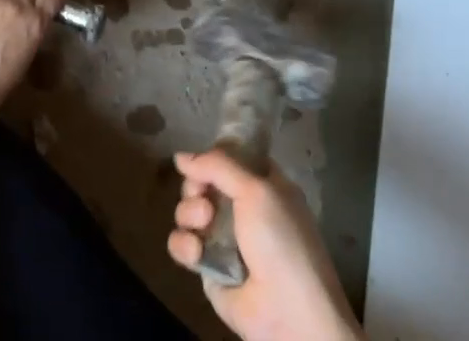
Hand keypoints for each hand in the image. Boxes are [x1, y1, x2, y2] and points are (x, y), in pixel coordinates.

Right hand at [167, 150, 361, 340]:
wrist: (288, 312)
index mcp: (265, 188)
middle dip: (196, 186)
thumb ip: (217, 165)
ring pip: (188, 211)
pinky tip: (197, 255)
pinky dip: (185, 246)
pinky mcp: (208, 265)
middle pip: (203, 182)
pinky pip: (182, 243)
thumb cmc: (281, 242)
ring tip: (203, 225)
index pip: (233, 158)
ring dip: (189, 214)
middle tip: (203, 196)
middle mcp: (244, 210)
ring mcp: (224, 238)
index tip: (205, 159)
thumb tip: (180, 157)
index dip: (215, 155)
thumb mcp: (257, 191)